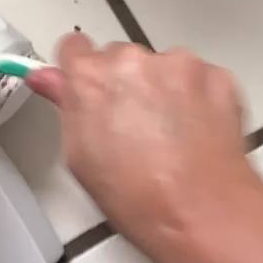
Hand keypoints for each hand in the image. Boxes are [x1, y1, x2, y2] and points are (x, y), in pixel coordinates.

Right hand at [26, 34, 262, 262]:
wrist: (205, 215)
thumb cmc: (140, 198)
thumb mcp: (81, 157)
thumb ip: (65, 105)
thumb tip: (48, 79)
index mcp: (90, 77)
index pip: (74, 46)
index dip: (80, 70)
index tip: (89, 88)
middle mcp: (131, 59)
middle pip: (119, 56)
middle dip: (124, 82)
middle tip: (133, 125)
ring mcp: (177, 63)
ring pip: (161, 65)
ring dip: (162, 87)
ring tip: (170, 135)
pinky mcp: (214, 74)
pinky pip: (197, 76)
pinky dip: (196, 96)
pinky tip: (196, 132)